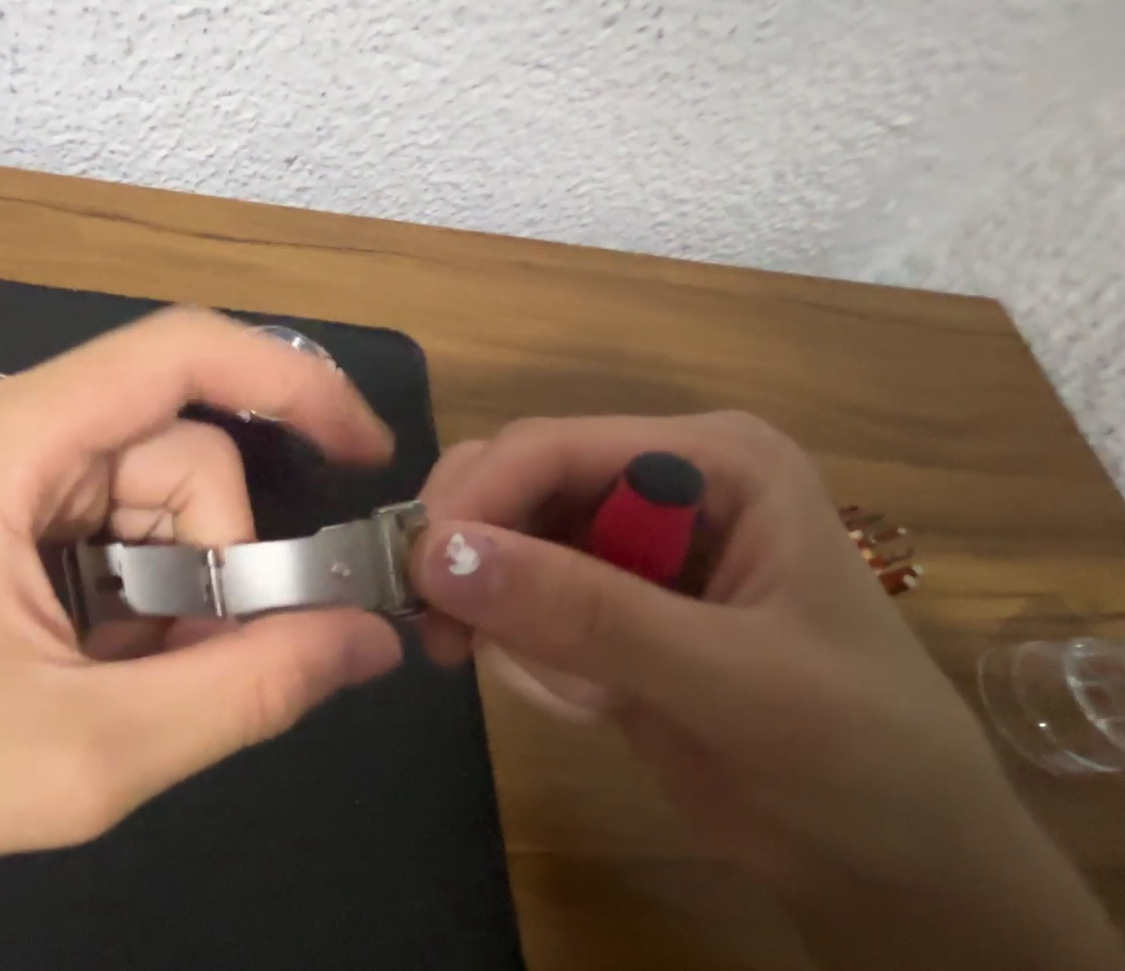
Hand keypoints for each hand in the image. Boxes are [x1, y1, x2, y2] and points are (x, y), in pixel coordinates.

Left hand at [0, 308, 402, 970]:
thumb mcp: (96, 752)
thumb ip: (249, 688)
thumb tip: (369, 638)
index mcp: (6, 444)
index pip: (179, 354)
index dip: (291, 383)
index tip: (367, 451)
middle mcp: (2, 430)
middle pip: (178, 451)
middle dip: (218, 559)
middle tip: (203, 661)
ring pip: (155, 497)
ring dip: (181, 588)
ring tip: (134, 678)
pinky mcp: (0, 516)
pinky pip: (117, 528)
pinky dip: (143, 594)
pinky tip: (104, 663)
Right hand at [408, 412, 1123, 970]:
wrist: (893, 863)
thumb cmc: (854, 759)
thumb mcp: (727, 681)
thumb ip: (583, 613)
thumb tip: (436, 555)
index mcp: (711, 460)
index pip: (550, 448)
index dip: (474, 501)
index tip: (417, 579)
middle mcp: (658, 479)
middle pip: (510, 481)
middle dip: (467, 549)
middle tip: (438, 631)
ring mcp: (625, 539)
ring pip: (497, 535)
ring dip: (480, 599)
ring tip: (496, 669)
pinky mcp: (599, 597)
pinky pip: (510, 590)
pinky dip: (503, 634)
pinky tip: (547, 686)